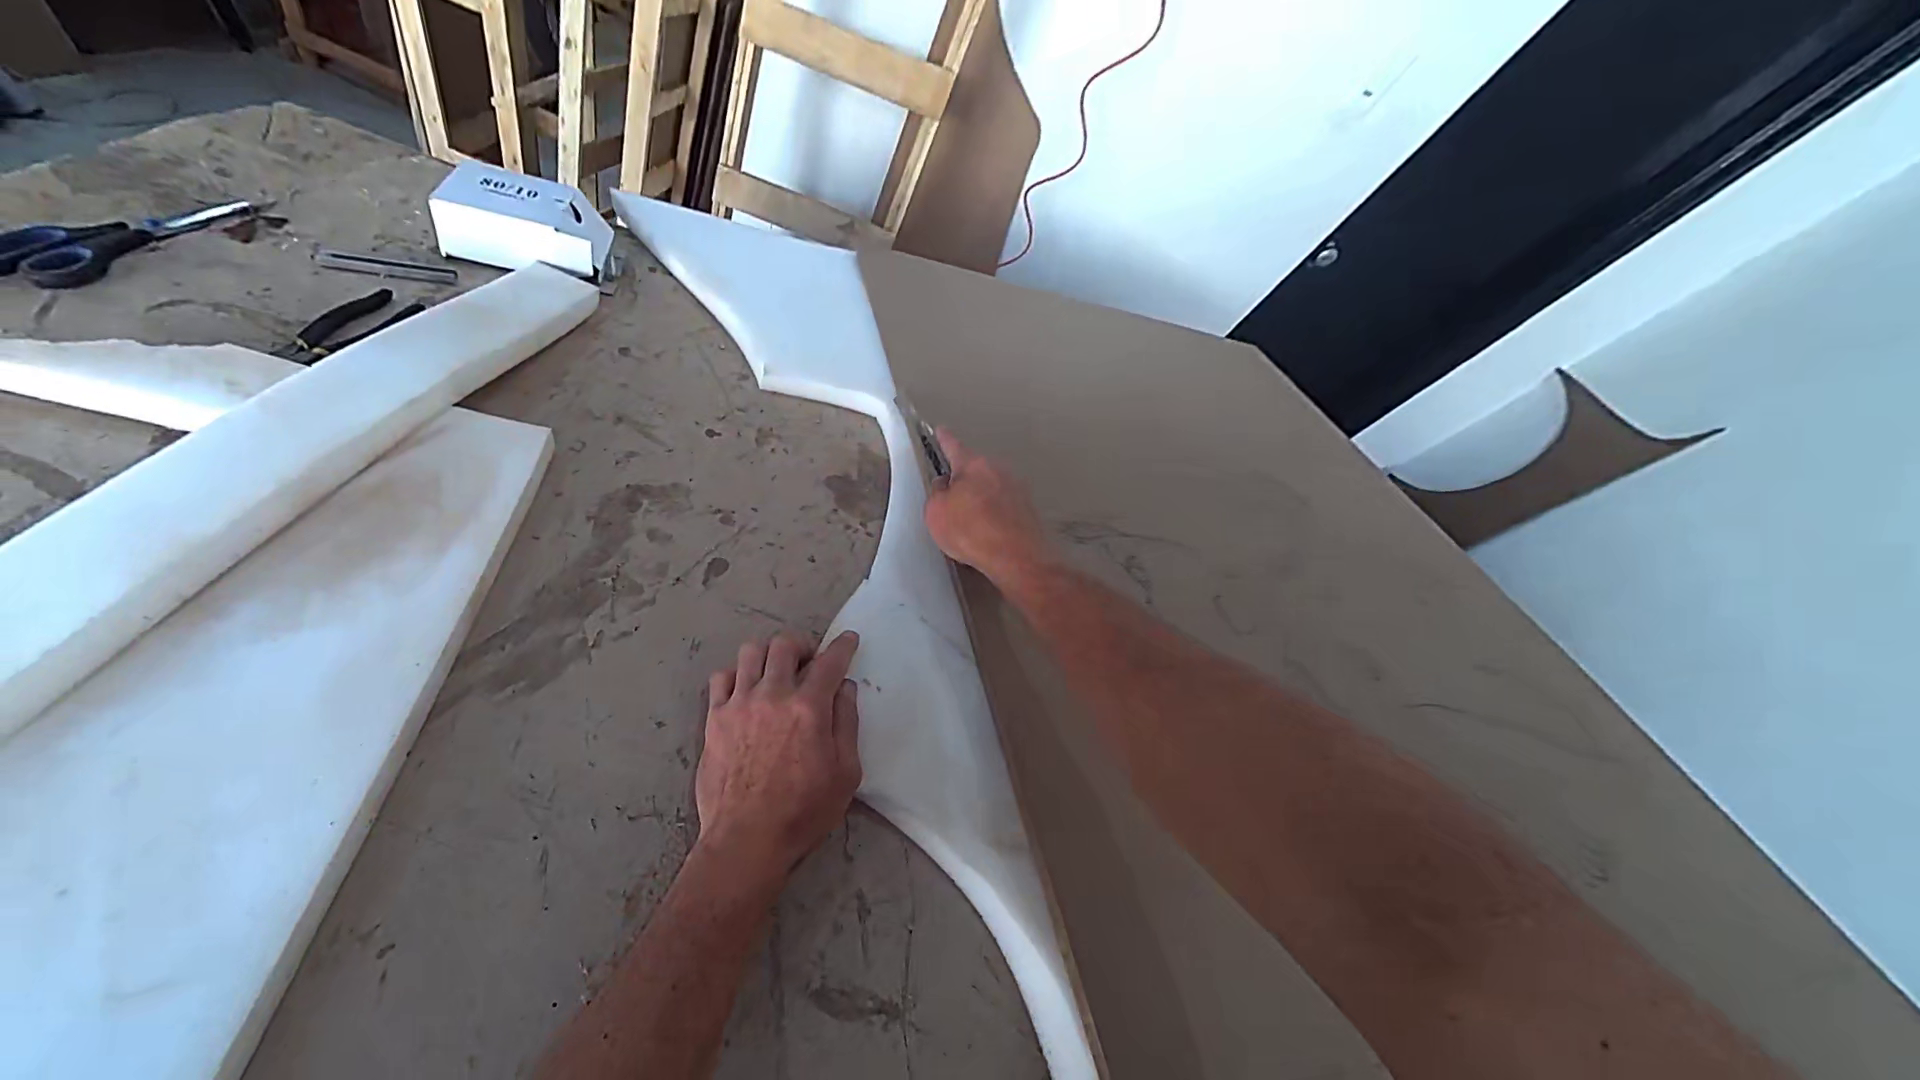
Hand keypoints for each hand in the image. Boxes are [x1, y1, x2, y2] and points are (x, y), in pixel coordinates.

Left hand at [695, 631, 861, 882]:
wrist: (747, 840)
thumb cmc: (804, 810)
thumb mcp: (846, 772)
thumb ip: (847, 723)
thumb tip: (845, 688)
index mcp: (809, 708)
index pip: (830, 662)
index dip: (842, 646)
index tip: (848, 640)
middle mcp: (772, 695)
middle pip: (784, 645)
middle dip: (803, 646)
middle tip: (809, 664)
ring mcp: (739, 704)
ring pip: (750, 652)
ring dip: (769, 655)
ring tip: (777, 673)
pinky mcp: (714, 719)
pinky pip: (721, 678)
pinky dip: (737, 675)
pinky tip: (746, 691)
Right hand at [923, 427, 1055, 586]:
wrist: (1014, 556)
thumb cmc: (974, 531)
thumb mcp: (935, 511)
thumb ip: (936, 493)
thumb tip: (943, 488)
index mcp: (973, 465)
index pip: (953, 445)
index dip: (944, 439)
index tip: (941, 431)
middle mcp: (998, 471)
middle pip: (974, 472)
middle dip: (962, 485)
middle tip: (950, 506)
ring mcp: (1016, 491)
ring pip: (989, 492)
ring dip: (979, 505)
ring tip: (968, 530)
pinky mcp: (1027, 511)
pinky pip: (1002, 511)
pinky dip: (993, 520)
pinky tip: (985, 537)